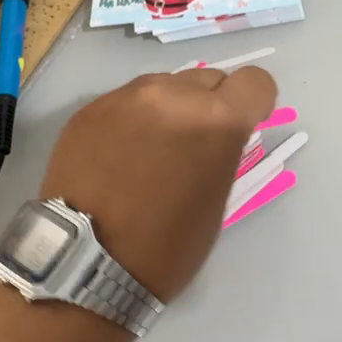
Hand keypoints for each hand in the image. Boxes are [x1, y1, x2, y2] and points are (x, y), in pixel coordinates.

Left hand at [38, 67, 276, 302]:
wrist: (87, 263)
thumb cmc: (167, 246)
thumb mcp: (216, 198)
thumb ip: (221, 149)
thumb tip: (212, 134)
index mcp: (217, 121)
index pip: (255, 82)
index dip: (253, 103)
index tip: (243, 125)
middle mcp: (173, 96)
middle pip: (208, 79)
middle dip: (210, 106)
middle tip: (192, 145)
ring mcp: (126, 98)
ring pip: (165, 86)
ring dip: (169, 110)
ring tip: (150, 152)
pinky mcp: (90, 109)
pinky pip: (126, 102)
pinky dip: (131, 121)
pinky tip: (118, 158)